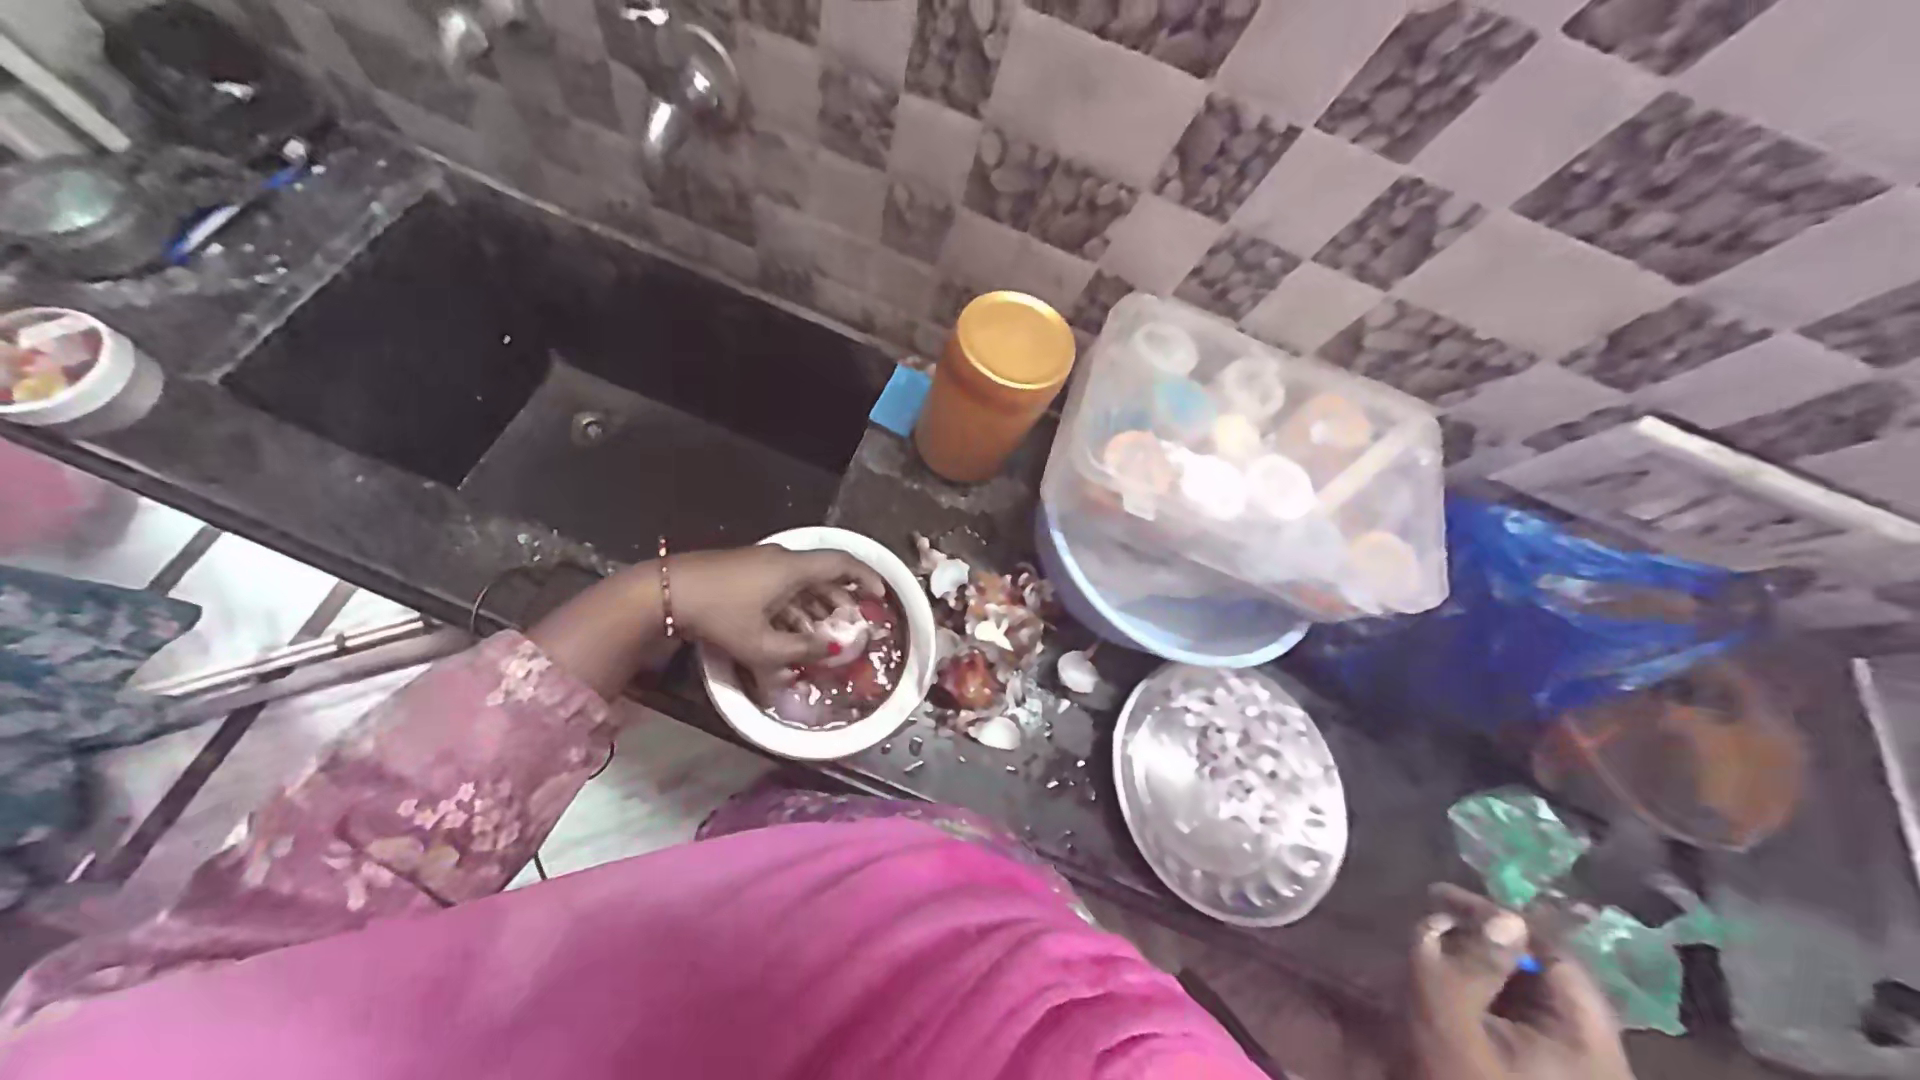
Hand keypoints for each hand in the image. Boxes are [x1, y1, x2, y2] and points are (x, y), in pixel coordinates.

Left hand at [671, 546, 883, 669]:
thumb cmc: (718, 614)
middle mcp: (781, 559)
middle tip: (852, 624)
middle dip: (842, 599)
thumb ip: (801, 649)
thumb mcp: (761, 644)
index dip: (866, 577)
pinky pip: (782, 585)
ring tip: (824, 632)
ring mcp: (761, 563)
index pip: (842, 563)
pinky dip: (795, 604)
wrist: (663, 591)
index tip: (880, 595)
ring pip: (801, 581)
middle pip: (823, 574)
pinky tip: (791, 628)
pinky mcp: (744, 570)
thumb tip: (833, 650)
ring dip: (817, 605)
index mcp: (793, 568)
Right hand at [1408, 885, 1632, 1079]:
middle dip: (1484, 942)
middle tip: (1432, 921)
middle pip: (1541, 973)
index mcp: (1588, 1038)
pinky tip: (1450, 990)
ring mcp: (1577, 1069)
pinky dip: (1485, 997)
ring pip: (1529, 997)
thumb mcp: (1448, 1018)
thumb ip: (1460, 958)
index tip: (1436, 896)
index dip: (1494, 916)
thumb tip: (1491, 915)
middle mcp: (1596, 1052)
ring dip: (1481, 968)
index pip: (1549, 950)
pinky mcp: (1550, 1077)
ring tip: (1433, 950)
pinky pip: (1521, 1023)